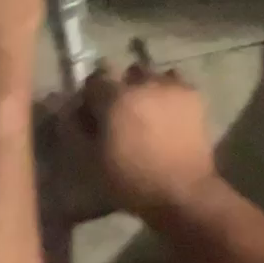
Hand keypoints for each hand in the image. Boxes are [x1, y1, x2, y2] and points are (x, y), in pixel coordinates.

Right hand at [78, 61, 218, 215]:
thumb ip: (76, 129)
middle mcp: (143, 83)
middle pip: (125, 73)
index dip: (91, 95)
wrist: (182, 190)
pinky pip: (175, 81)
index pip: (95, 78)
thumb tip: (70, 110)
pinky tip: (168, 110)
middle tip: (121, 113)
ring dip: (145, 87)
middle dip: (120, 88)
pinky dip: (168, 90)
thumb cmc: (132, 180)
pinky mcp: (193, 94)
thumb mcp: (92, 161)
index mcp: (115, 98)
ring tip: (147, 110)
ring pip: (152, 74)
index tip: (92, 113)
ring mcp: (171, 85)